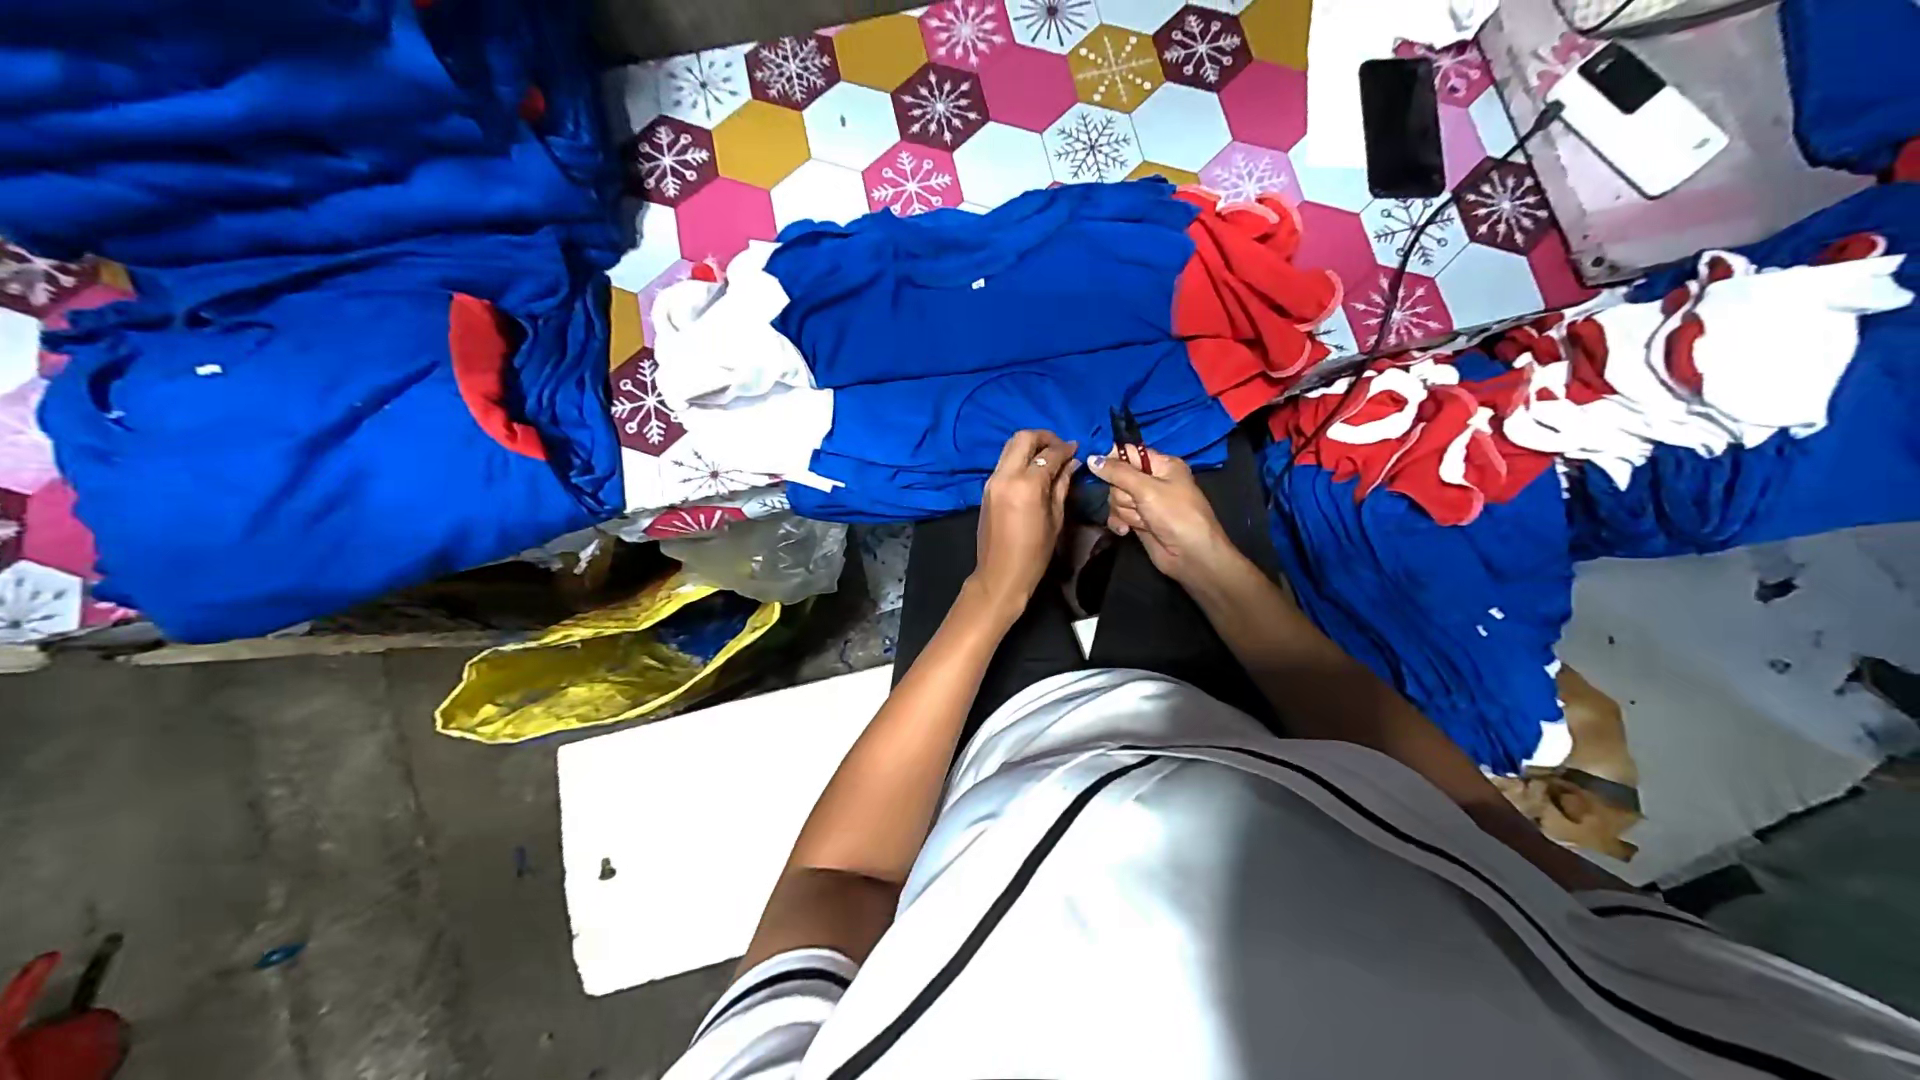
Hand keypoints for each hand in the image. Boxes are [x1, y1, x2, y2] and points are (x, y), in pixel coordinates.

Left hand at [970, 429, 1079, 615]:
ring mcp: (992, 481)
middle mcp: (1005, 476)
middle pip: (1023, 438)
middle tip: (1060, 448)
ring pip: (1010, 447)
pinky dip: (1020, 458)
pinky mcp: (986, 488)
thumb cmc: (1034, 553)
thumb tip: (1071, 463)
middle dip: (1044, 437)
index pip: (1049, 454)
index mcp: (1026, 485)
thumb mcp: (1056, 518)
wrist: (1000, 574)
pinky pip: (1004, 462)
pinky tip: (1034, 470)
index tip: (1076, 448)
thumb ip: (1062, 485)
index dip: (1065, 448)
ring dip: (1030, 446)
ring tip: (1049, 458)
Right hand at [1089, 445, 1237, 585]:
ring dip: (1124, 511)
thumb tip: (1091, 458)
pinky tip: (1126, 531)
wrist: (1190, 555)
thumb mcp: (1147, 489)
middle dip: (1122, 494)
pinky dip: (1120, 522)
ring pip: (1116, 499)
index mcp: (1162, 465)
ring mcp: (1145, 502)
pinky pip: (1117, 515)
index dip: (1112, 459)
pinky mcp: (1138, 521)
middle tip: (1136, 503)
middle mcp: (1152, 481)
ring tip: (1141, 521)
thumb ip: (1118, 472)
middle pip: (1118, 478)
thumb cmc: (1175, 515)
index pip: (1129, 453)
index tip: (1096, 466)